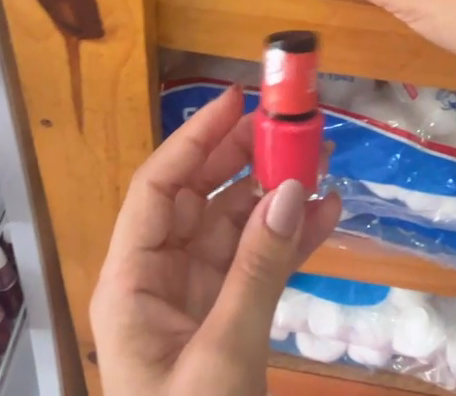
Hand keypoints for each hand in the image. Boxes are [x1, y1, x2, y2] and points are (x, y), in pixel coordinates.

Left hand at [91, 86, 340, 395]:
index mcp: (130, 279)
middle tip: (286, 127)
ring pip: (232, 228)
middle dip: (240, 160)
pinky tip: (325, 215)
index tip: (235, 101)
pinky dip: (288, 240)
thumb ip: (258, 269)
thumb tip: (292, 189)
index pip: (157, 188)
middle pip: (196, 199)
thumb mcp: (223, 354)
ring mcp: (193, 298)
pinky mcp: (224, 319)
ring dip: (274, 197)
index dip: (194, 139)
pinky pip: (255, 265)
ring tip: (318, 163)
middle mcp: (157, 278)